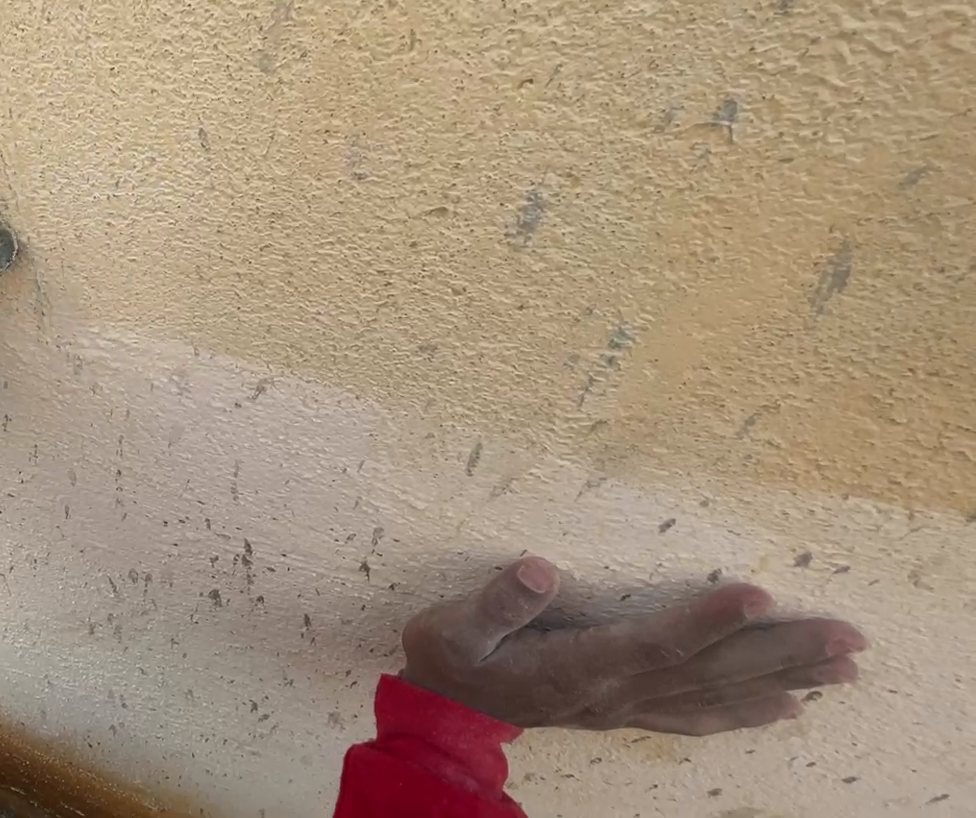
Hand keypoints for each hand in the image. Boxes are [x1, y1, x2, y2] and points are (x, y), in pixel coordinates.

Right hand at [399, 557, 866, 734]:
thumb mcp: (453, 626)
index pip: (655, 644)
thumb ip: (496, 602)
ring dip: (779, 681)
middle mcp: (611, 693)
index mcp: (574, 668)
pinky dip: (745, 713)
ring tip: (840, 667)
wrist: (441, 706)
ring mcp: (619, 708)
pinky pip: (694, 717)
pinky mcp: (617, 712)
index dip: (707, 621)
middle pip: (704, 674)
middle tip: (845, 636)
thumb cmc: (446, 657)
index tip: (759, 594)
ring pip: (712, 698)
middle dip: (776, 654)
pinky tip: (783, 707)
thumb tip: (540, 568)